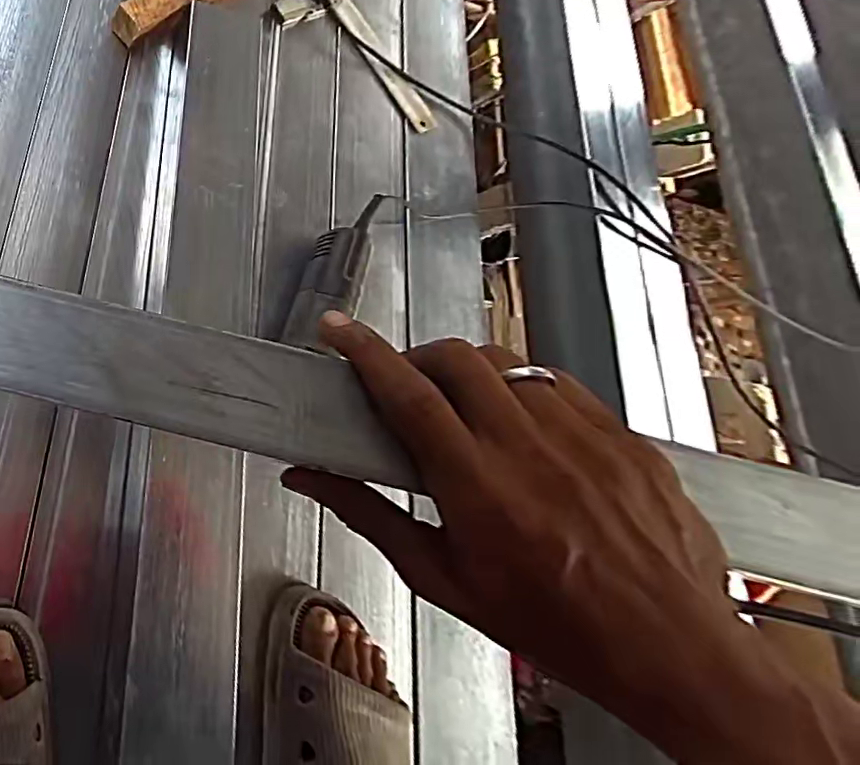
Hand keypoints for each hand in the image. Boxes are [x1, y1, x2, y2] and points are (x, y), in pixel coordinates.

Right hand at [288, 312, 859, 763]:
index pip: (408, 393)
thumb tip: (307, 479)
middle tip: (404, 379)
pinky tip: (517, 417)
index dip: (363, 350)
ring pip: (508, 361)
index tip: (338, 328)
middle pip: (457, 360)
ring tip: (461, 399)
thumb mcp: (440, 577)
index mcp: (480, 488)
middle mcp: (534, 455)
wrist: (682, 662)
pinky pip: (561, 383)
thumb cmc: (557, 625)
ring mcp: (590, 444)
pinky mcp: (630, 445)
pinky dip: (523, 384)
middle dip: (415, 356)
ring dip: (468, 368)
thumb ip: (364, 514)